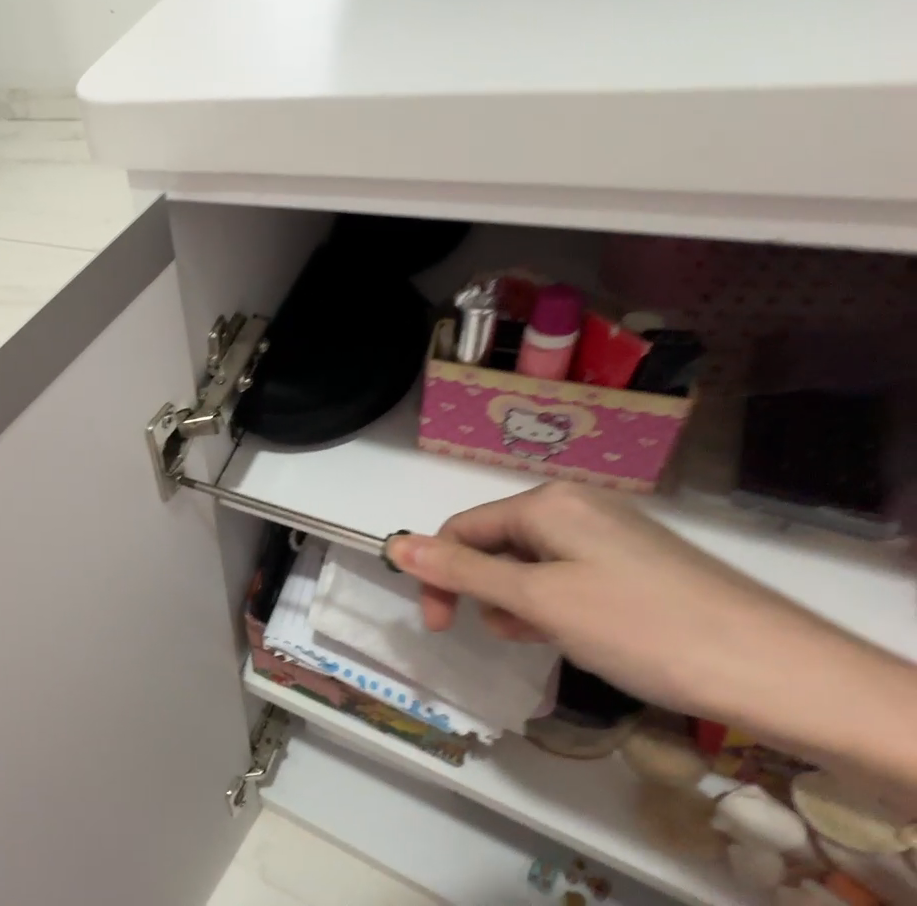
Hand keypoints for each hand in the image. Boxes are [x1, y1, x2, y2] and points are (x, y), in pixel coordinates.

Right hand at [386, 482, 852, 720]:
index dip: (438, 575)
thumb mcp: (537, 602)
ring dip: (519, 601)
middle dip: (481, 588)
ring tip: (539, 640)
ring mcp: (617, 536)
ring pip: (536, 563)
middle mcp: (580, 507)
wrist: (784, 673)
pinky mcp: (646, 566)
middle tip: (492, 635)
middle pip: (498, 543)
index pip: (463, 529)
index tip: (438, 626)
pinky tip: (576, 637)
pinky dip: (558, 605)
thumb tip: (392, 544)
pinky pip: (574, 576)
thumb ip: (460, 572)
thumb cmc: (642, 629)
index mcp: (548, 503)